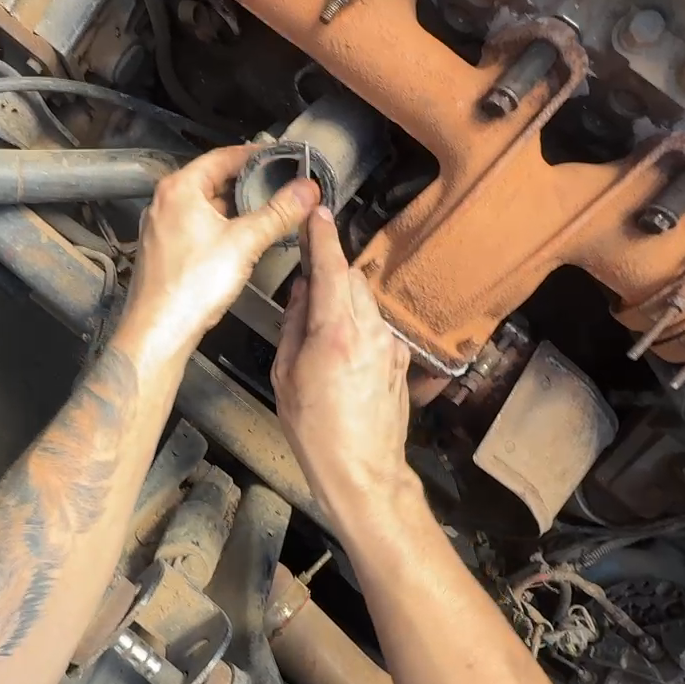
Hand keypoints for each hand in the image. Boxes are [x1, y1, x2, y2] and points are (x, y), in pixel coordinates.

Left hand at [116, 145, 319, 369]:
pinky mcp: (163, 253)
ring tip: (262, 215)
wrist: (159, 331)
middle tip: (277, 187)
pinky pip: (194, 229)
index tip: (279, 157)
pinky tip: (236, 243)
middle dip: (246, 184)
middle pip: (212, 181)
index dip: (255, 155)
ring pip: (203, 208)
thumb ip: (278, 213)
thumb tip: (305, 191)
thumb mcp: (245, 243)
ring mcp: (160, 229)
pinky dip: (217, 229)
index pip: (223, 156)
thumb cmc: (188, 288)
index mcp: (179, 190)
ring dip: (232, 209)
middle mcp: (163, 205)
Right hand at [272, 207, 417, 536]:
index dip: (323, 237)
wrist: (360, 469)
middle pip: (351, 278)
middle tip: (304, 279)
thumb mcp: (285, 375)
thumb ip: (294, 324)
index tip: (317, 215)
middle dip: (329, 271)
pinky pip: (374, 326)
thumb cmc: (315, 430)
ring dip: (341, 299)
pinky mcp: (398, 359)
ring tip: (316, 326)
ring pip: (364, 301)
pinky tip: (336, 351)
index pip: (331, 268)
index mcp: (336, 332)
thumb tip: (301, 291)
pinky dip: (354, 323)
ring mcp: (389, 345)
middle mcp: (370, 331)